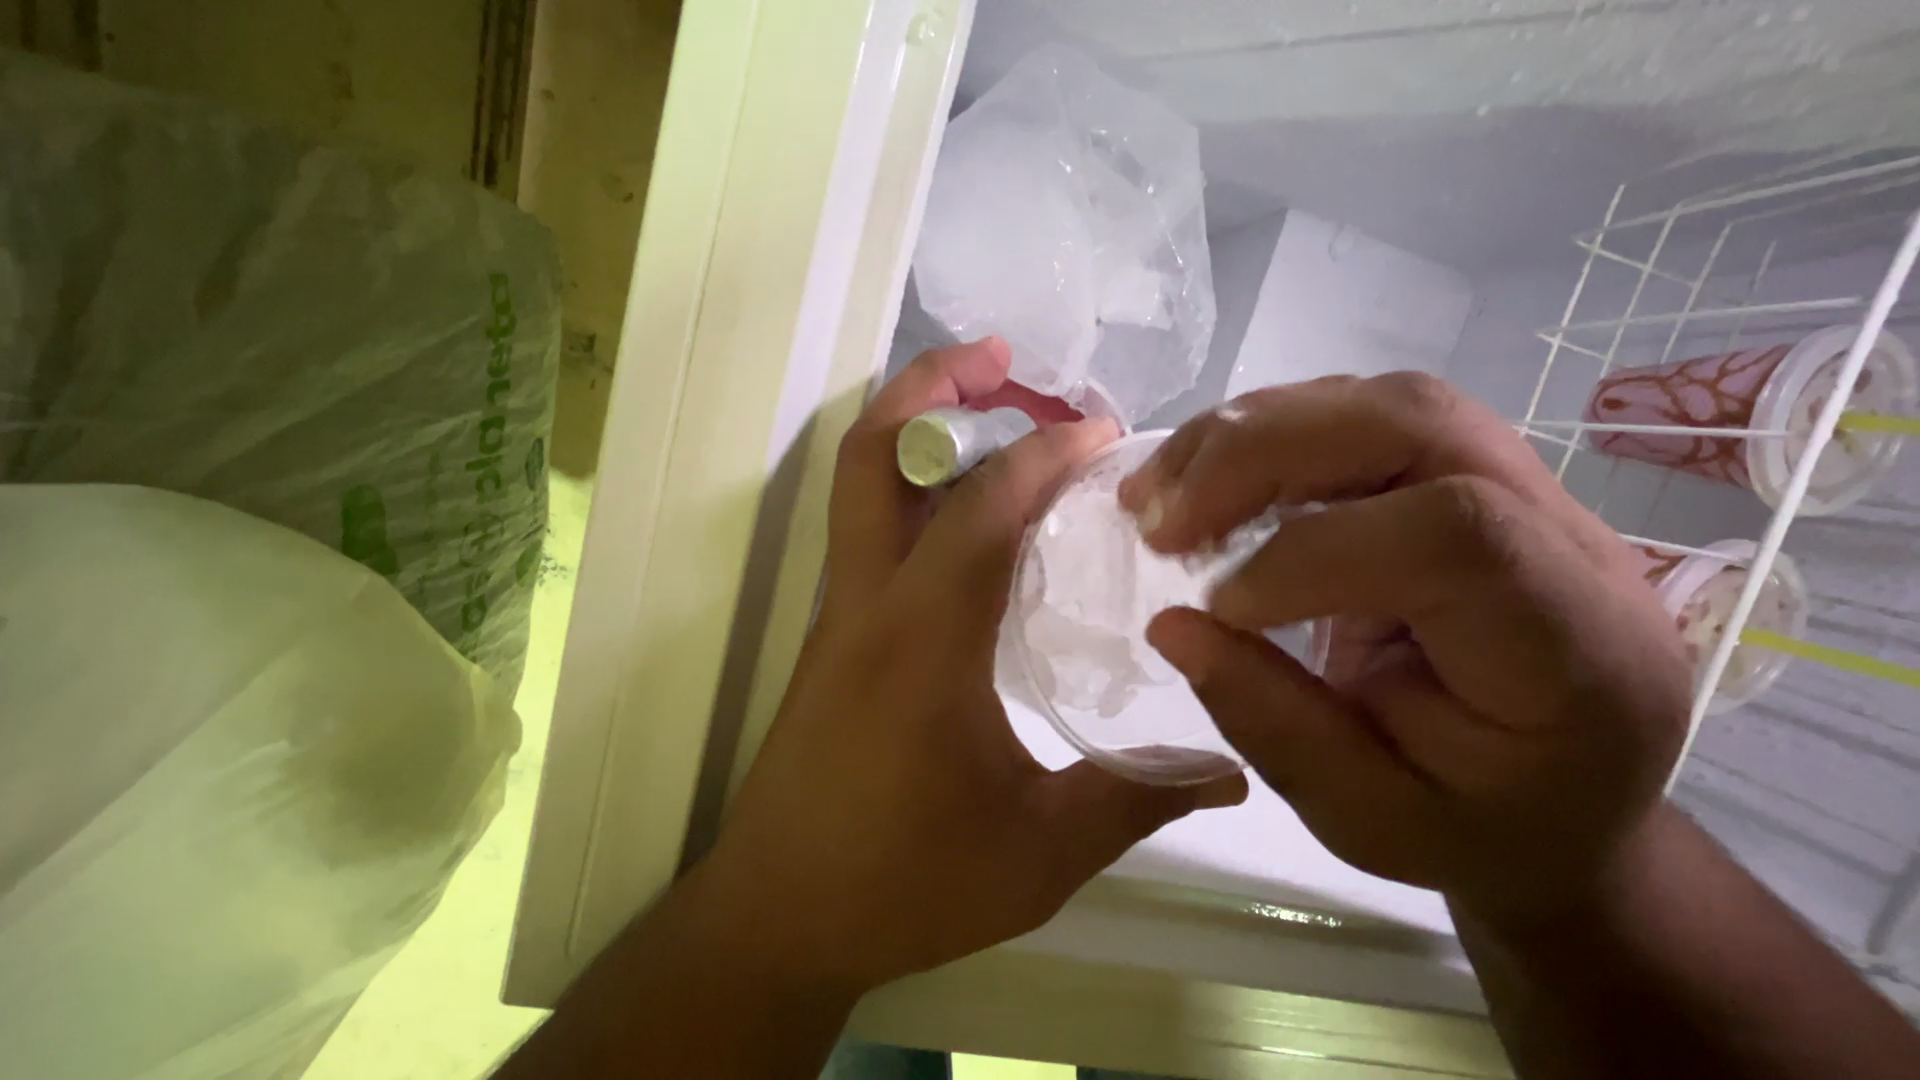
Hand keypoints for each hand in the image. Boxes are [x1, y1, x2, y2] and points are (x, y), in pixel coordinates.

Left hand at [691, 340, 1246, 994]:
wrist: (777, 917)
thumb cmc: (905, 883)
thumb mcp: (1041, 853)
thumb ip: (1138, 799)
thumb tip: (1235, 770)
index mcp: (924, 640)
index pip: (982, 508)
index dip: (1045, 453)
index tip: (1104, 431)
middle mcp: (869, 605)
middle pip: (875, 455)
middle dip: (935, 387)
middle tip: (1005, 358)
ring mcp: (840, 616)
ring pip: (859, 484)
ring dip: (915, 426)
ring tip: (988, 405)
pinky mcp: (832, 638)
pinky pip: (867, 529)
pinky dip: (912, 485)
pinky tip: (969, 513)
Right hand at [1120, 373, 1693, 918]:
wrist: (1558, 799)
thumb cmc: (1474, 830)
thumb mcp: (1370, 819)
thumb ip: (1276, 727)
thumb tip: (1172, 625)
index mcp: (1573, 645)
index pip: (1453, 536)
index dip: (1310, 553)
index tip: (1220, 608)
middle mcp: (1565, 538)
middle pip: (1413, 423)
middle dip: (1259, 454)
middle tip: (1156, 519)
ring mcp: (1523, 490)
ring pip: (1380, 403)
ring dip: (1249, 435)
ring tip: (1159, 495)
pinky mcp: (1467, 477)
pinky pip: (1362, 417)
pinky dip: (1266, 438)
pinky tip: (1206, 484)